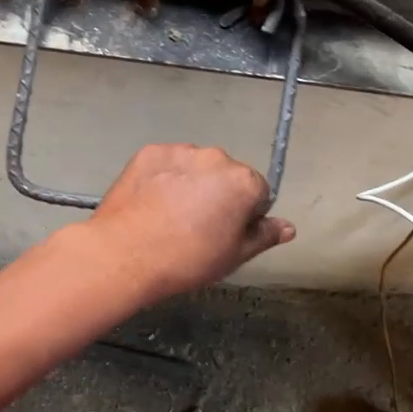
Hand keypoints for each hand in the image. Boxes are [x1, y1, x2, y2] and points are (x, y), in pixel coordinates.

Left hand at [84, 144, 294, 302]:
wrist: (124, 255)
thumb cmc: (186, 260)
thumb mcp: (233, 257)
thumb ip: (264, 236)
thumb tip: (288, 227)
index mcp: (244, 181)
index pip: (258, 192)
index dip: (244, 215)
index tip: (224, 234)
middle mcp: (217, 157)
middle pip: (227, 175)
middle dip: (218, 195)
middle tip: (196, 227)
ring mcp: (181, 151)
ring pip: (196, 167)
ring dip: (191, 184)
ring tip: (169, 217)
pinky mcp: (151, 152)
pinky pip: (167, 163)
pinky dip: (164, 177)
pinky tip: (151, 204)